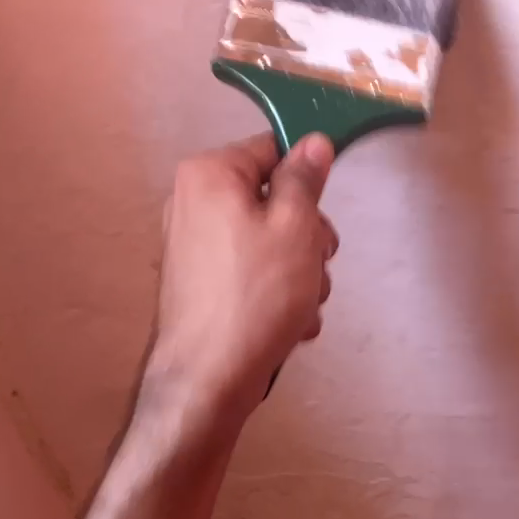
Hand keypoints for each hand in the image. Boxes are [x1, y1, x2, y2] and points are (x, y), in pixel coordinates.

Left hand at [146, 133, 337, 416]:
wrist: (209, 377)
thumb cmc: (258, 294)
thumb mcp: (296, 227)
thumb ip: (305, 179)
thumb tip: (314, 141)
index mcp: (209, 175)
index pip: (272, 149)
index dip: (308, 178)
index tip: (326, 212)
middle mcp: (192, 203)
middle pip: (273, 201)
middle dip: (307, 237)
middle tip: (317, 267)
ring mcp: (194, 247)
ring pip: (269, 242)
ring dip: (299, 272)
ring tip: (304, 305)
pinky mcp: (201, 286)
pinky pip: (251, 273)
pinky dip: (276, 294)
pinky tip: (289, 324)